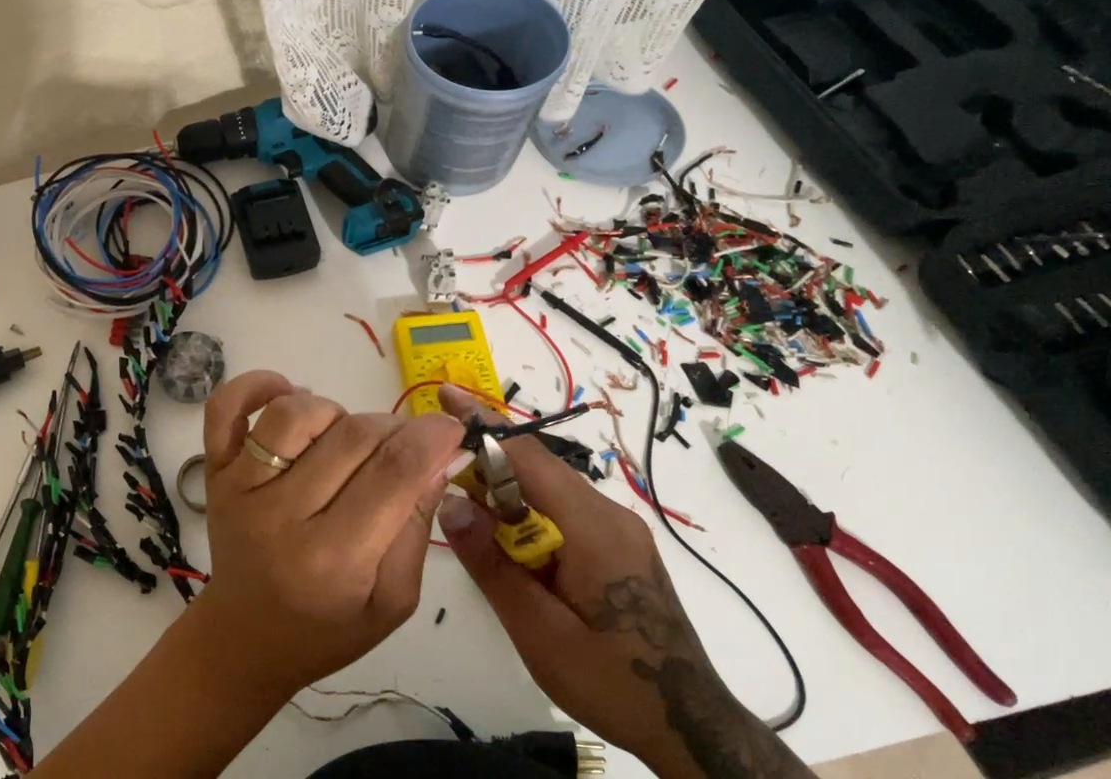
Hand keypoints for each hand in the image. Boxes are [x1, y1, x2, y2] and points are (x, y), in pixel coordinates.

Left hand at [190, 370, 468, 697]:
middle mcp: (282, 513)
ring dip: (335, 412)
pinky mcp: (214, 469)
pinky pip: (225, 408)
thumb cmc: (327, 627)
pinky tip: (289, 392)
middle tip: (405, 444)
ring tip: (347, 438)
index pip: (393, 473)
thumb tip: (441, 456)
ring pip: (294, 413)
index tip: (450, 429)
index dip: (431, 439)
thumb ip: (417, 529)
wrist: (247, 636)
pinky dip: (255, 385)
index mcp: (334, 557)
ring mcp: (240, 486)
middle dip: (394, 429)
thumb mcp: (392, 601)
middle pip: (351, 436)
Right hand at [434, 385, 812, 778]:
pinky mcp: (618, 550)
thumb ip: (492, 564)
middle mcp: (610, 516)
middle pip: (536, 471)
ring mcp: (619, 532)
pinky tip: (504, 545)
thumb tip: (450, 502)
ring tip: (464, 515)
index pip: (528, 457)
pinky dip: (526, 518)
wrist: (688, 727)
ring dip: (504, 496)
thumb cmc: (611, 681)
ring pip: (548, 494)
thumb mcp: (538, 630)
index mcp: (593, 527)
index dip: (482, 425)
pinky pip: (562, 515)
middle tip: (436, 473)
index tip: (442, 396)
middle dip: (485, 464)